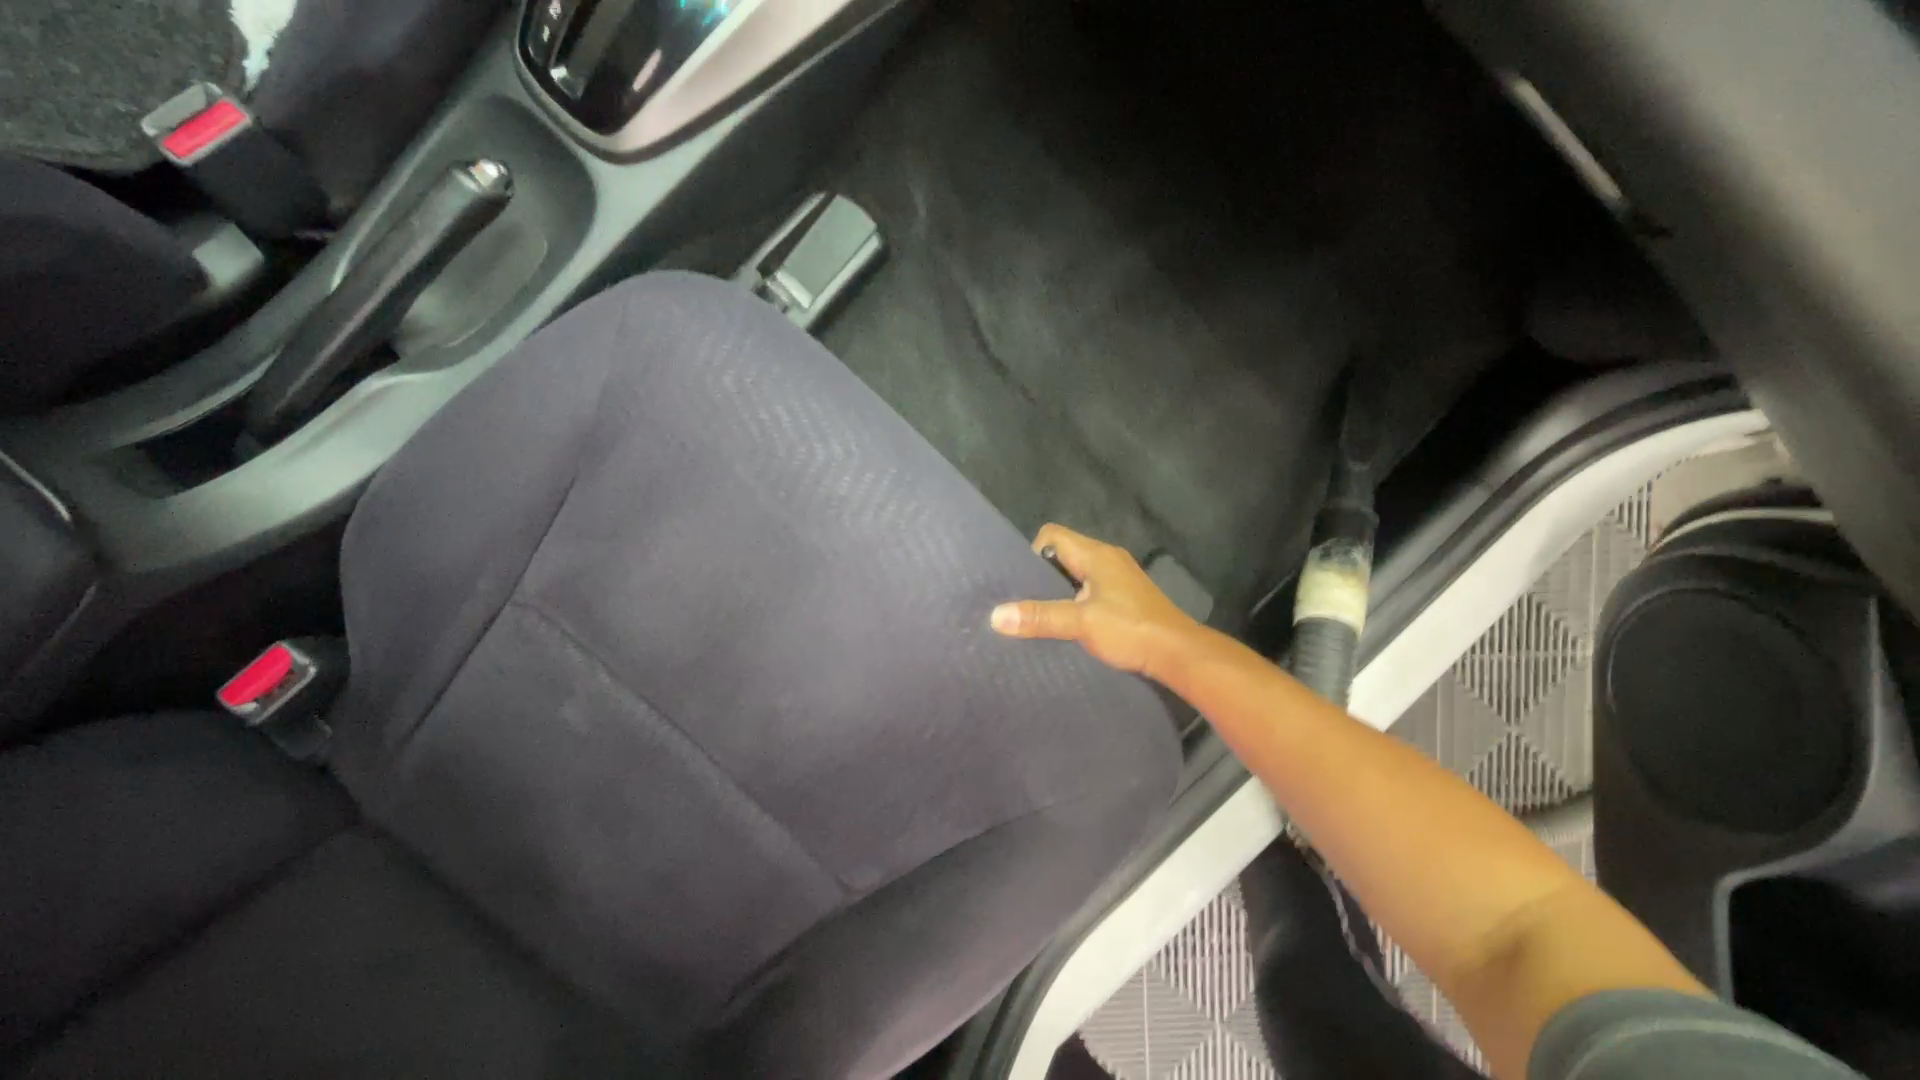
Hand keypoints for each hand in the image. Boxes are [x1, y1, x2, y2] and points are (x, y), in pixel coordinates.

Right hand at [991, 524, 1204, 680]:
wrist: (1178, 653)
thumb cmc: (1130, 629)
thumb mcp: (1080, 623)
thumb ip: (1039, 617)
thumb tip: (995, 615)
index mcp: (1096, 554)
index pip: (1052, 535)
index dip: (1031, 553)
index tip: (1021, 583)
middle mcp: (1107, 559)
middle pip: (1063, 556)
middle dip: (1041, 577)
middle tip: (1023, 603)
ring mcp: (1119, 578)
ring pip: (1077, 576)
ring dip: (1059, 594)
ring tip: (1040, 617)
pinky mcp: (1126, 598)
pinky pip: (1090, 592)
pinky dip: (1076, 604)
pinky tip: (1069, 627)